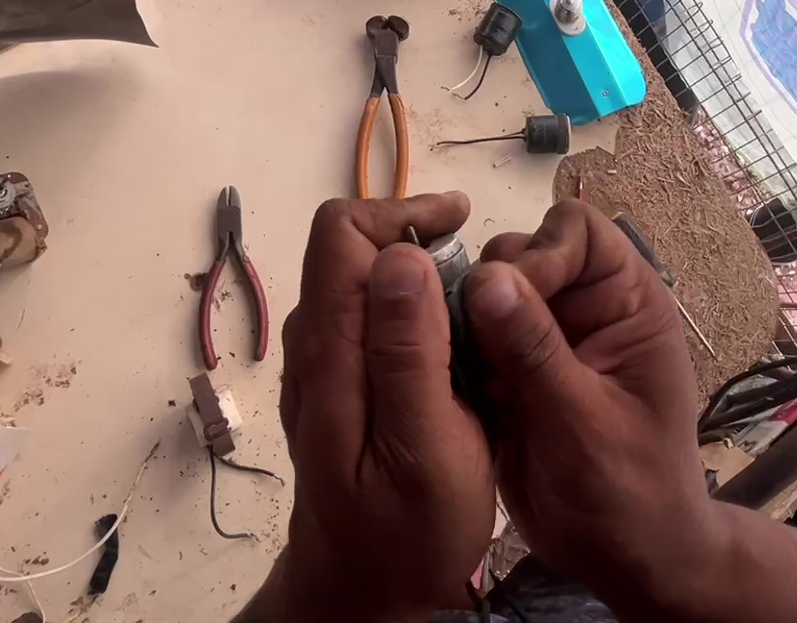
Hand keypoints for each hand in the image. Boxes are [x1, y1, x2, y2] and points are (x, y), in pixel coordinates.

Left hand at [256, 193, 493, 621]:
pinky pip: (374, 309)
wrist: (363, 593)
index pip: (342, 231)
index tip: (461, 221)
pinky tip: (454, 337)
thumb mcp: (424, 445)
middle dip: (417, 236)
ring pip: (365, 275)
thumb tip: (401, 256)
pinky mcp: (341, 375)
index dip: (402, 211)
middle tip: (480, 270)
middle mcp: (315, 341)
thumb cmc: (406, 531)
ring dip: (420, 269)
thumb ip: (409, 349)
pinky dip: (415, 301)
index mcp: (331, 349)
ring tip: (475, 301)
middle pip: (352, 245)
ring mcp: (324, 358)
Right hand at [464, 200, 720, 615]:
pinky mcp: (511, 364)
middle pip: (522, 251)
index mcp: (624, 300)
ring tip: (468, 372)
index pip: (578, 230)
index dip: (541, 251)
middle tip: (475, 344)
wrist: (621, 559)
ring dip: (468, 324)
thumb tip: (486, 277)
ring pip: (487, 291)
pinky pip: (470, 333)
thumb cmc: (629, 492)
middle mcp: (583, 304)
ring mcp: (545, 334)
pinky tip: (462, 392)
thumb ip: (536, 351)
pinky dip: (457, 353)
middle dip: (493, 291)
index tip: (506, 297)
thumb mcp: (585, 423)